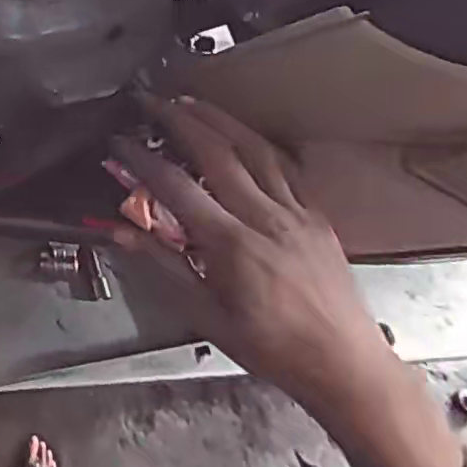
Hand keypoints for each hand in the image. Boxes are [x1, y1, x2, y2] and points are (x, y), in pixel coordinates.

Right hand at [109, 96, 390, 412]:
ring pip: (254, 149)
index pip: (176, 187)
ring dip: (219, 119)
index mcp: (232, 246)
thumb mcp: (205, 316)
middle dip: (180, 120)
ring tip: (191, 101)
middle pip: (218, 152)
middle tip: (152, 101)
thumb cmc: (271, 348)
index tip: (120, 143)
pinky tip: (241, 133)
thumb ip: (163, 267)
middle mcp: (265, 218)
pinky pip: (283, 167)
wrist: (346, 365)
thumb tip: (123, 232)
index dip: (142, 159)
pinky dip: (255, 142)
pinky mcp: (315, 216)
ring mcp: (295, 213)